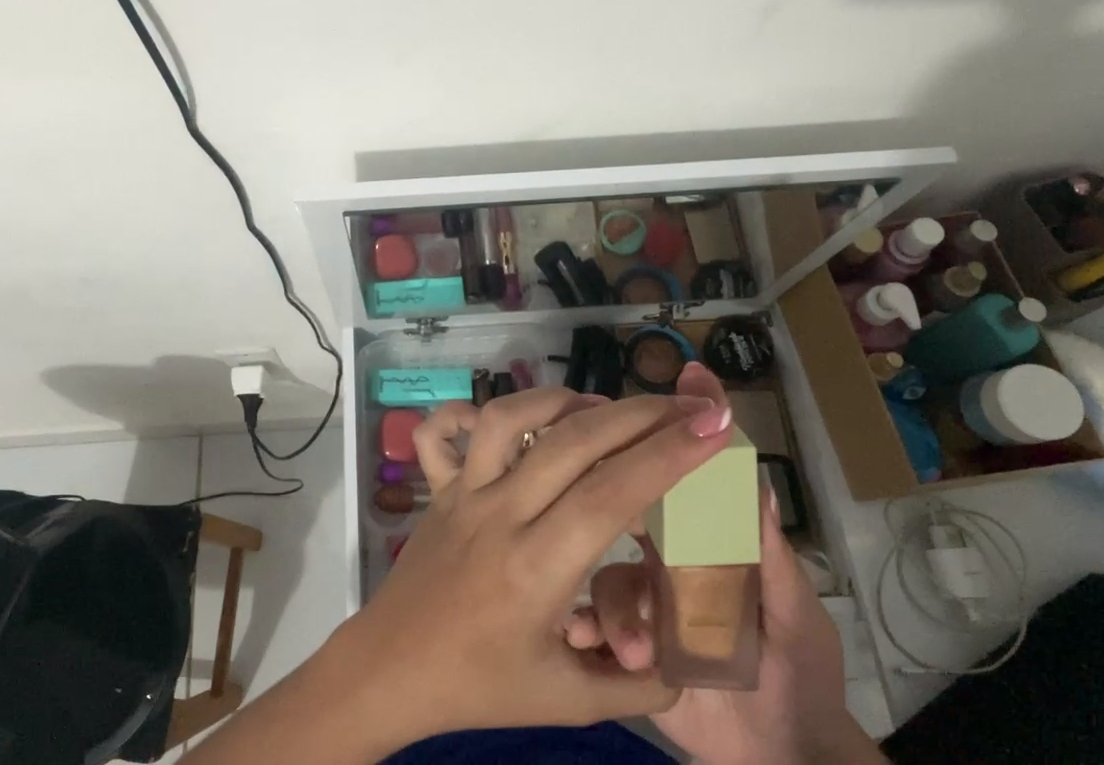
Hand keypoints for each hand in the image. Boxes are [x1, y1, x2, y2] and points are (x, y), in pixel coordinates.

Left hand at [334, 384, 737, 741]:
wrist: (389, 671)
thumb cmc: (479, 688)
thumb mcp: (570, 702)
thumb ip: (640, 684)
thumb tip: (690, 656)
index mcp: (536, 568)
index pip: (611, 493)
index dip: (668, 454)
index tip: (713, 425)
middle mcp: (500, 515)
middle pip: (572, 442)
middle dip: (640, 415)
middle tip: (688, 407)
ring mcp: (463, 494)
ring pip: (509, 419)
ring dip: (565, 401)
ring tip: (608, 410)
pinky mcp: (438, 488)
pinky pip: (443, 432)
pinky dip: (475, 410)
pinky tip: (519, 419)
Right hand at [563, 364, 881, 764]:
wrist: (780, 757)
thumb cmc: (798, 676)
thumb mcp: (794, 615)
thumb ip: (771, 556)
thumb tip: (758, 481)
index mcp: (711, 545)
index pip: (689, 483)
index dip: (682, 433)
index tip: (687, 378)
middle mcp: (672, 562)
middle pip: (628, 516)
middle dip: (615, 520)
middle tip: (619, 537)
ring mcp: (647, 603)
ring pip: (606, 576)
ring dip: (616, 607)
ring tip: (636, 648)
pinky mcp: (627, 645)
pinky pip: (593, 621)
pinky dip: (591, 629)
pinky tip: (594, 647)